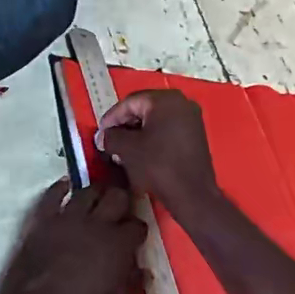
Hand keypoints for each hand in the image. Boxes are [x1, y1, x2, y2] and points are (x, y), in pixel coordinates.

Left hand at [0, 179, 145, 293]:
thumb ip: (129, 283)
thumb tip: (141, 271)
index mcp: (118, 245)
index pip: (137, 225)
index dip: (138, 229)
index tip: (136, 235)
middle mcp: (96, 224)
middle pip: (117, 197)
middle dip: (122, 200)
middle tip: (121, 208)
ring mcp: (68, 219)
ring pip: (87, 191)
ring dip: (96, 192)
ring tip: (99, 196)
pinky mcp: (42, 221)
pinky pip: (52, 195)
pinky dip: (60, 187)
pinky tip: (66, 185)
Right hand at [96, 90, 219, 213]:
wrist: (192, 193)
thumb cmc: (158, 165)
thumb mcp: (127, 149)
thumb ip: (110, 137)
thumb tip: (103, 137)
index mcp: (165, 100)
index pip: (129, 102)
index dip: (111, 118)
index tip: (100, 133)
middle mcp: (181, 102)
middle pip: (143, 109)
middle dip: (124, 125)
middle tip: (109, 141)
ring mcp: (191, 118)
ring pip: (155, 120)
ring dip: (136, 133)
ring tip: (121, 150)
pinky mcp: (194, 135)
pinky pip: (167, 129)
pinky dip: (151, 138)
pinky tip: (139, 153)